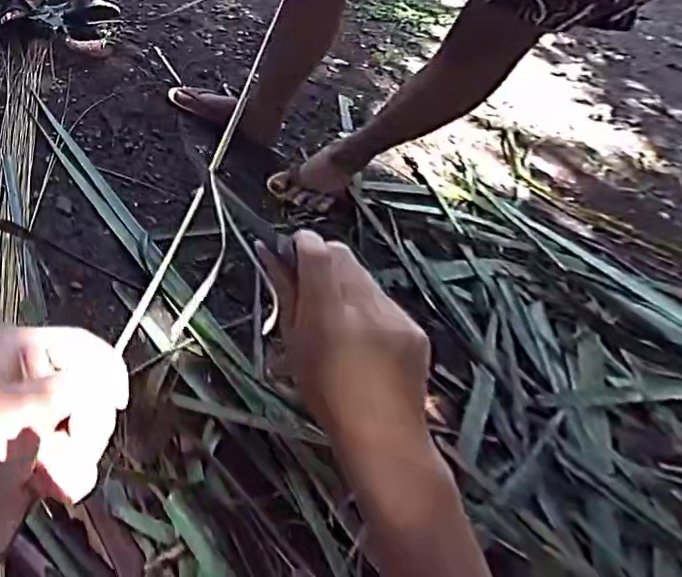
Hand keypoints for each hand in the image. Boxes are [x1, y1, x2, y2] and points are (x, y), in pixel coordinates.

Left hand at [0, 327, 127, 572]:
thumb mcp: (27, 407)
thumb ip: (76, 388)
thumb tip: (105, 384)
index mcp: (25, 347)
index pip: (84, 346)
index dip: (106, 371)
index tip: (116, 402)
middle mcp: (34, 377)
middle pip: (95, 392)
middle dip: (84, 425)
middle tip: (59, 439)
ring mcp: (39, 419)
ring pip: (91, 432)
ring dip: (73, 458)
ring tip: (39, 468)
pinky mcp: (42, 457)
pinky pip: (80, 463)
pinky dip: (67, 478)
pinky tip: (39, 485)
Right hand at [261, 231, 431, 444]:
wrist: (385, 438)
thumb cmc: (326, 393)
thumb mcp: (292, 342)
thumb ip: (284, 290)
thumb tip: (267, 252)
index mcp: (328, 311)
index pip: (316, 249)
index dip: (300, 242)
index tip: (289, 252)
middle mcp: (364, 306)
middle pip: (340, 253)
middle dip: (322, 259)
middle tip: (309, 285)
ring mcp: (394, 315)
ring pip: (362, 273)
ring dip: (344, 281)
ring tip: (336, 316)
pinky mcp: (414, 327)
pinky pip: (383, 298)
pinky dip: (368, 305)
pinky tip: (363, 336)